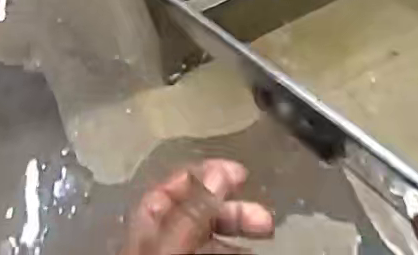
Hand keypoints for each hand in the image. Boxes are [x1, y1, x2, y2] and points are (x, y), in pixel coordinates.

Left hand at [119, 159, 274, 254]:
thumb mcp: (171, 250)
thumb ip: (193, 213)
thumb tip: (219, 171)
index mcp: (150, 225)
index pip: (177, 188)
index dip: (207, 175)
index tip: (241, 175)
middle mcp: (162, 244)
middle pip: (198, 217)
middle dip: (232, 214)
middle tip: (268, 221)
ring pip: (208, 248)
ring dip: (236, 245)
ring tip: (263, 248)